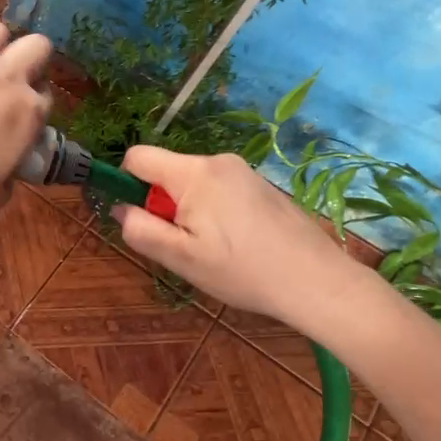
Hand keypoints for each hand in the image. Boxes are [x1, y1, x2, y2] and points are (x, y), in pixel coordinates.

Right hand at [111, 147, 376, 330]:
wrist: (321, 283)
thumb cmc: (244, 271)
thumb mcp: (181, 258)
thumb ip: (140, 229)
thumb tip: (119, 209)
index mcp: (193, 173)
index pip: (137, 157)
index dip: (126, 183)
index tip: (141, 217)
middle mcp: (218, 161)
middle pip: (167, 171)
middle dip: (163, 203)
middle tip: (182, 244)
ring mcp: (244, 172)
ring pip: (193, 183)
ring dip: (189, 210)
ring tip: (213, 250)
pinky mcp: (262, 186)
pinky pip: (220, 190)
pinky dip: (215, 212)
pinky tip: (237, 246)